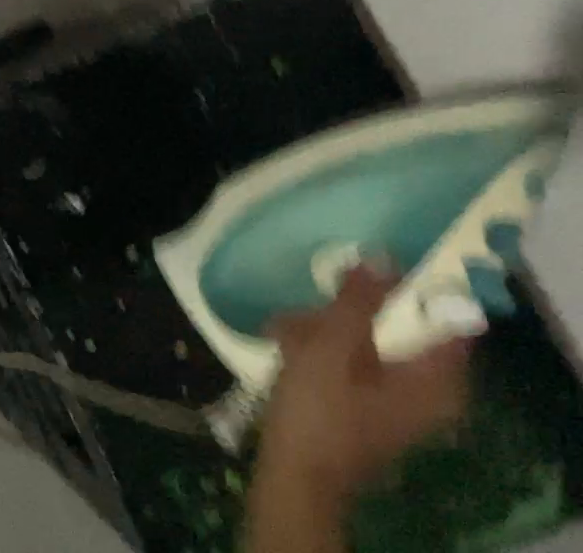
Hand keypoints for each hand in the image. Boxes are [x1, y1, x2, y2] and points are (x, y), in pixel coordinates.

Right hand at [256, 264, 471, 498]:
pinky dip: (321, 352)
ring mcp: (397, 403)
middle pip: (398, 331)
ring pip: (368, 346)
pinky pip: (353, 366)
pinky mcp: (367, 408)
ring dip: (323, 330)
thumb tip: (382, 256)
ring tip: (281, 327)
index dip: (415, 291)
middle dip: (346, 313)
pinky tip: (283, 346)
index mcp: (437, 380)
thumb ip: (357, 302)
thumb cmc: (320, 409)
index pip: (446, 322)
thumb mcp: (334, 347)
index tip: (371, 270)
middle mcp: (429, 392)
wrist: (296, 471)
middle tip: (307, 306)